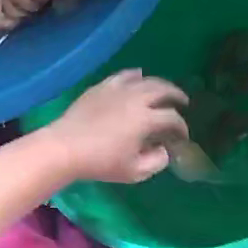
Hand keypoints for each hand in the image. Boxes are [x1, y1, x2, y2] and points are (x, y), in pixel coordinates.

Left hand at [42, 70, 188, 183]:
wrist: (64, 147)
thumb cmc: (100, 162)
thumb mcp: (135, 171)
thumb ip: (157, 161)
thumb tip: (163, 149)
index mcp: (145, 119)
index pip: (173, 118)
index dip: (182, 127)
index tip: (182, 136)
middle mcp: (133, 99)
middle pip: (162, 89)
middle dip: (176, 95)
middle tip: (183, 102)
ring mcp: (114, 90)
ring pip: (143, 79)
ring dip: (158, 83)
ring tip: (163, 90)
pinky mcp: (98, 88)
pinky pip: (121, 76)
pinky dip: (133, 75)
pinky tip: (137, 76)